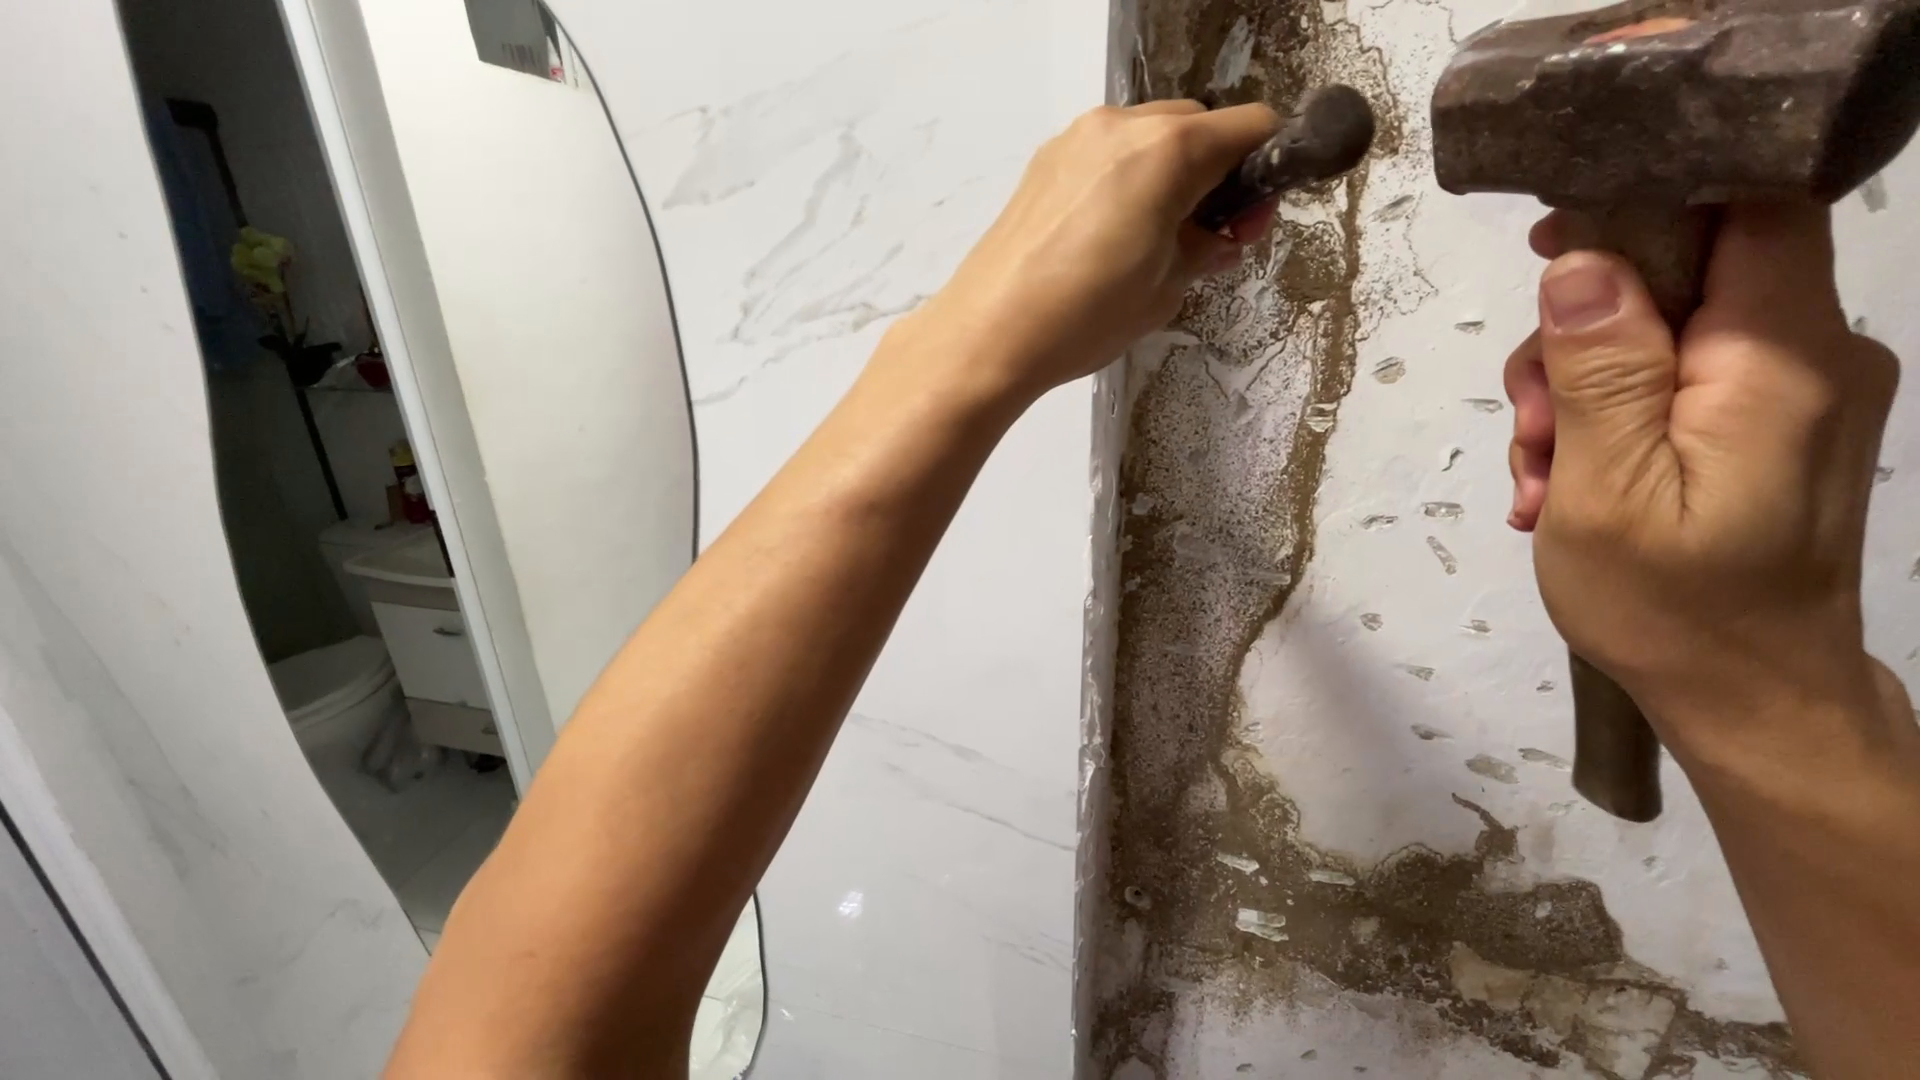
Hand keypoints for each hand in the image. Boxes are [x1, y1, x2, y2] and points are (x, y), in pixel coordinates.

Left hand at [904, 100, 1280, 399]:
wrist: (988, 336)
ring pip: (1148, 140)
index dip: (1264, 173)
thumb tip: (1222, 235)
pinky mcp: (1043, 163)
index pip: (1251, 129)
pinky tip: (1107, 239)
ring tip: (1149, 245)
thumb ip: (1206, 248)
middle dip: (1213, 176)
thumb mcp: (1165, 290)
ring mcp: (1075, 140)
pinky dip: (1124, 182)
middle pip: (1197, 128)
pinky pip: (1105, 157)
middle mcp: (1121, 127)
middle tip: (1204, 240)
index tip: (1248, 221)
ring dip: (1167, 177)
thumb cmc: (1082, 318)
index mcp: (1168, 151)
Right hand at [1505, 206, 1899, 737]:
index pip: (1750, 212)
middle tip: (1529, 427)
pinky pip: (1673, 385)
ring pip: (1661, 336)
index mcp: (1778, 363)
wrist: (1747, 694)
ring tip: (1539, 477)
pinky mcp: (1767, 426)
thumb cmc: (1667, 601)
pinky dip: (1606, 422)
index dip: (1648, 206)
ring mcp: (1792, 394)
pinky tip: (1564, 484)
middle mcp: (1809, 357)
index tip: (1552, 250)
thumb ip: (1599, 374)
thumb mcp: (1604, 489)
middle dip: (1578, 339)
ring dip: (1576, 394)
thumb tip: (1580, 263)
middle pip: (1682, 280)